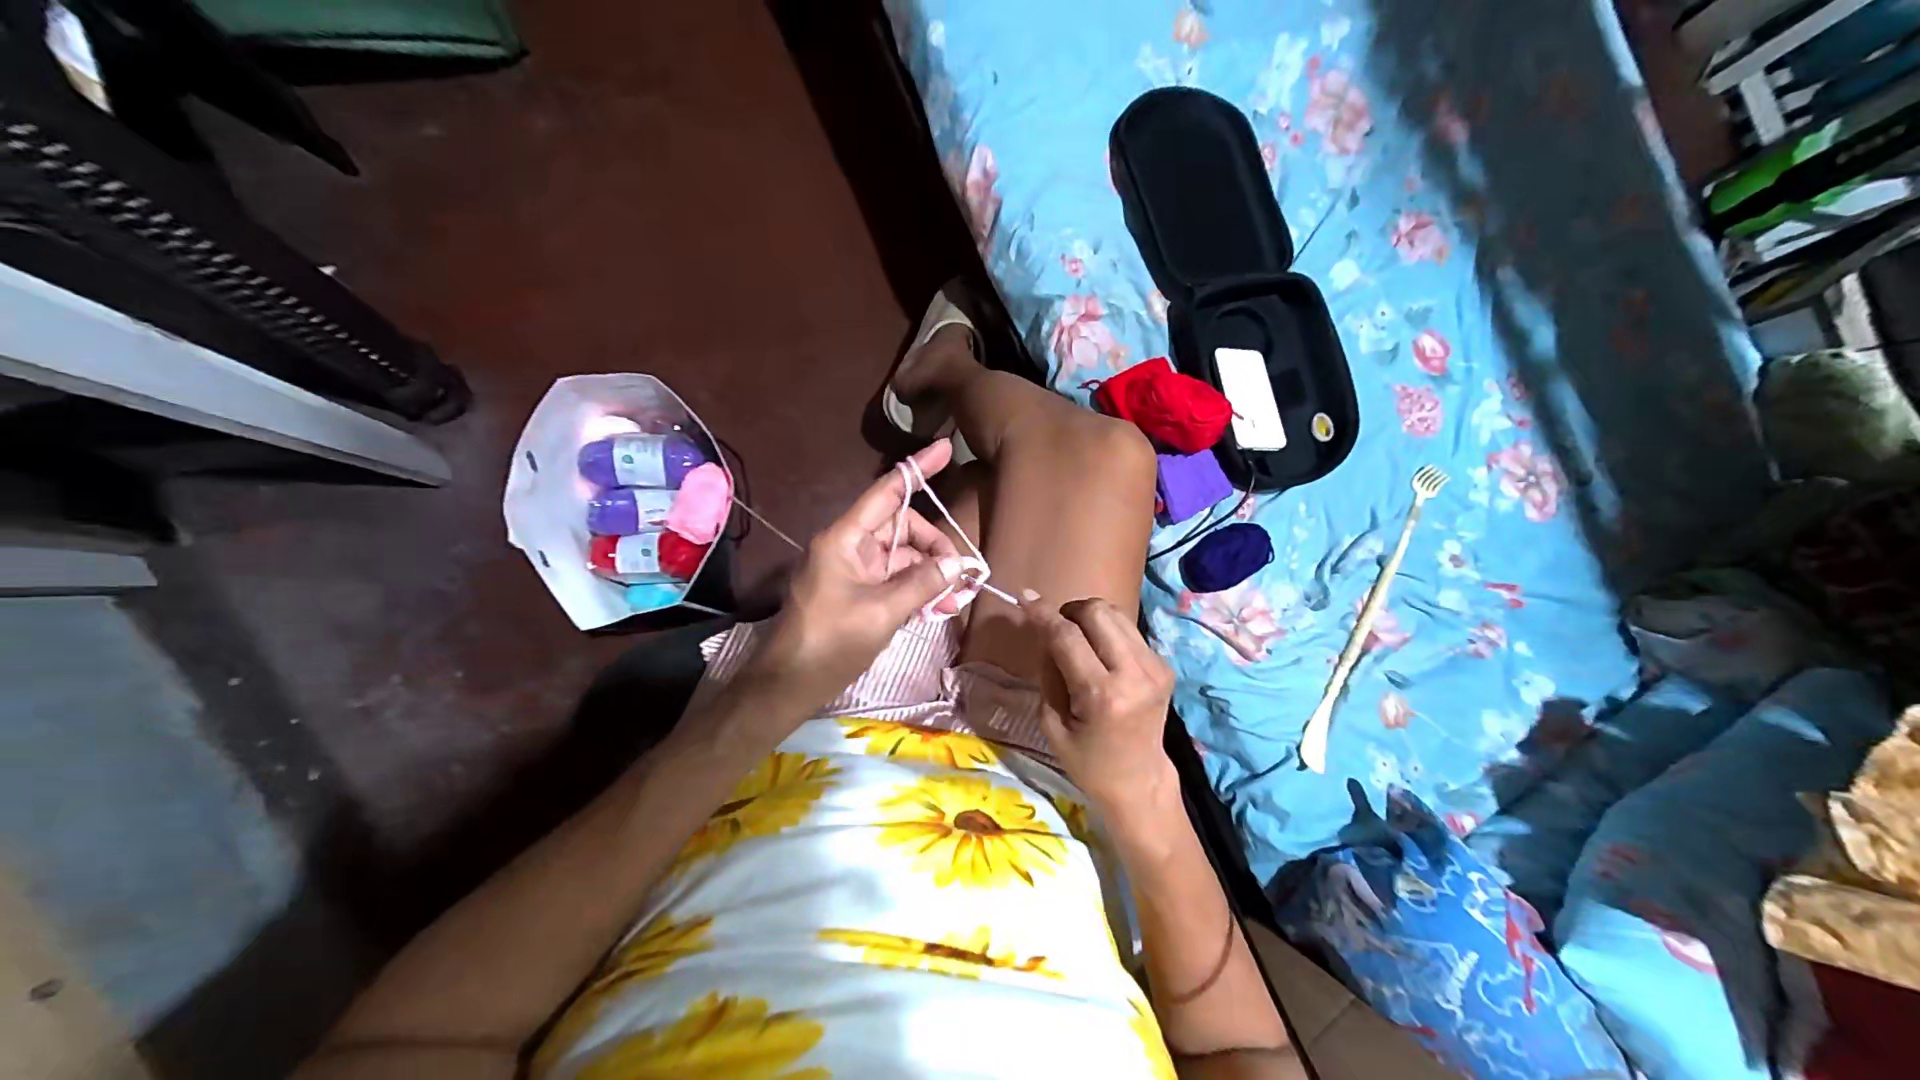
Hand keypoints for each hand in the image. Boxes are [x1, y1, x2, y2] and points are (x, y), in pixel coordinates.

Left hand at [749, 440, 965, 702]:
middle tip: (962, 575)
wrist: (790, 684)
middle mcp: (850, 546)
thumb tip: (957, 565)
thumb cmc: (829, 642)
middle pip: (903, 527)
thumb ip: (922, 583)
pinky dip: (917, 590)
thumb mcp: (881, 613)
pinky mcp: (858, 592)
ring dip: (931, 574)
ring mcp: (854, 570)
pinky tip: (939, 610)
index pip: (887, 492)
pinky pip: (895, 579)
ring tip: (954, 600)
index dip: (918, 469)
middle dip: (935, 547)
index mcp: (846, 539)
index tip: (947, 448)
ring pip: (903, 556)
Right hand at [1032, 598, 1180, 818]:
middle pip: (1097, 612)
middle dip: (1070, 611)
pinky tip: (1100, 655)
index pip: (1067, 637)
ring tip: (1078, 640)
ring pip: (1115, 614)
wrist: (1139, 781)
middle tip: (1057, 629)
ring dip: (1090, 618)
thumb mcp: (1052, 723)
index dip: (1043, 614)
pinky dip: (1107, 632)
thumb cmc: (1088, 761)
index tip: (1026, 599)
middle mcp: (1134, 674)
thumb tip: (1046, 631)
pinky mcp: (1164, 666)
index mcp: (1102, 695)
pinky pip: (1128, 630)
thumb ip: (1049, 672)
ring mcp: (1155, 668)